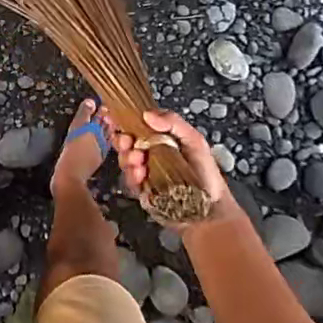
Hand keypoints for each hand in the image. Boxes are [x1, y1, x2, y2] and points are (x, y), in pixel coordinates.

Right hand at [113, 110, 245, 227]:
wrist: (210, 207)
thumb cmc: (205, 171)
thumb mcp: (194, 139)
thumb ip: (173, 122)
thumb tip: (146, 114)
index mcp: (158, 136)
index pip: (134, 123)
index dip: (120, 119)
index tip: (113, 117)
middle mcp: (147, 151)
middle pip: (123, 140)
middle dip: (121, 139)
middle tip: (127, 141)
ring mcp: (143, 170)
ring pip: (124, 158)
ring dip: (127, 157)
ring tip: (139, 161)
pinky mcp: (141, 188)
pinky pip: (128, 179)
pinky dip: (131, 175)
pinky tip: (141, 175)